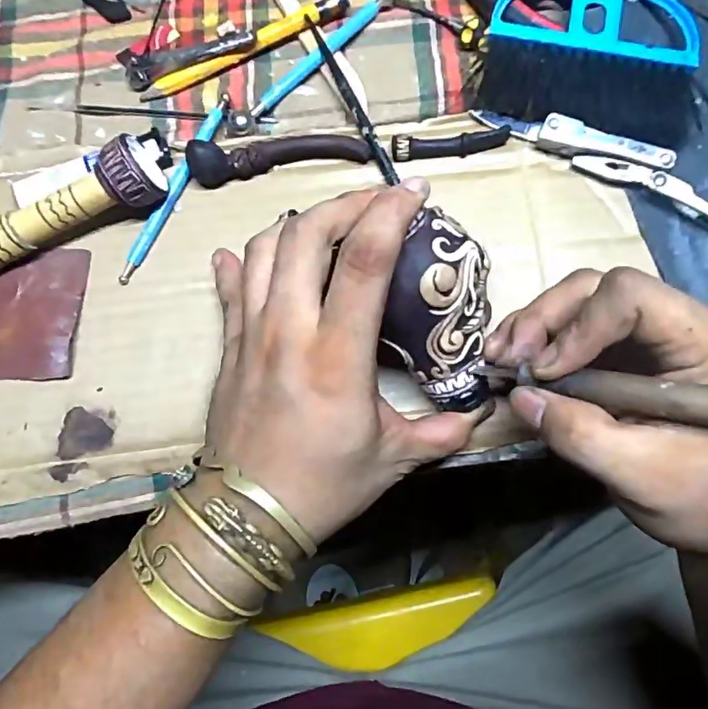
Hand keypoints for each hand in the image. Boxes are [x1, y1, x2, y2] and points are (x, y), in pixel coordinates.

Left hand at [205, 180, 491, 543]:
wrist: (244, 513)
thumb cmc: (320, 488)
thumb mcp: (390, 460)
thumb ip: (440, 433)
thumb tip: (478, 416)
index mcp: (336, 357)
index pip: (364, 259)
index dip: (390, 213)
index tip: (413, 195)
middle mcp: (288, 332)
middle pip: (305, 234)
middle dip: (344, 204)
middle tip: (373, 206)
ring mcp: (251, 335)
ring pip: (263, 250)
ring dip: (298, 225)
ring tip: (327, 227)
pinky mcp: (229, 347)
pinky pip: (230, 288)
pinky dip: (241, 263)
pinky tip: (245, 255)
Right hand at [484, 267, 707, 556]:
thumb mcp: (644, 474)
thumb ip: (581, 434)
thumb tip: (520, 397)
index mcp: (702, 341)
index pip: (630, 296)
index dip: (578, 326)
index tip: (545, 374)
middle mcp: (671, 328)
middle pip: (594, 290)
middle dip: (542, 320)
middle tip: (505, 360)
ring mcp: (643, 345)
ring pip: (576, 308)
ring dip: (530, 331)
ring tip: (497, 363)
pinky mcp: (619, 366)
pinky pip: (570, 340)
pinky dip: (535, 351)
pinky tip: (510, 372)